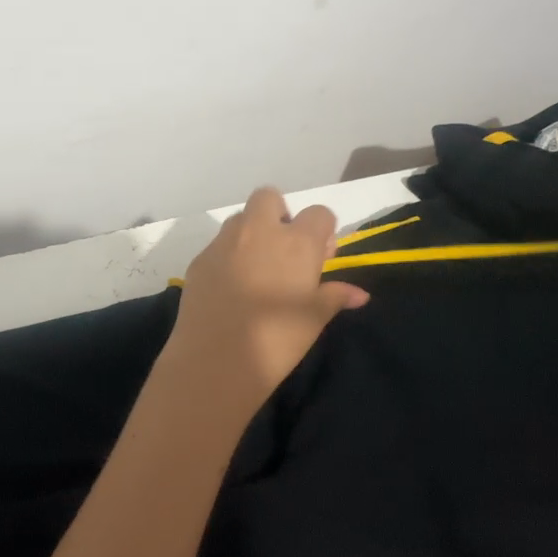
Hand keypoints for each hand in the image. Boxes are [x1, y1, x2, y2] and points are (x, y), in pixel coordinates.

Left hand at [157, 188, 369, 418]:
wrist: (216, 359)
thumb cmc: (277, 340)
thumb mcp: (313, 319)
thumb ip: (334, 296)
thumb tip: (358, 293)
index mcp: (296, 242)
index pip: (319, 213)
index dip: (322, 231)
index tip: (320, 258)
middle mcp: (258, 231)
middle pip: (269, 198)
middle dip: (279, 214)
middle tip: (283, 252)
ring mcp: (223, 242)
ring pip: (240, 219)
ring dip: (251, 234)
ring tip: (256, 271)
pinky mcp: (199, 259)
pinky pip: (218, 245)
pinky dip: (228, 256)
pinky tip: (230, 287)